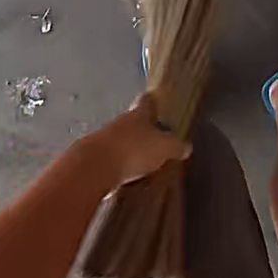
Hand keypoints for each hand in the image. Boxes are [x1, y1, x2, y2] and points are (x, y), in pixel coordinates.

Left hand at [76, 93, 191, 187]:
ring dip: (128, 148)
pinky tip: (124, 176)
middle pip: (132, 120)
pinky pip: (109, 159)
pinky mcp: (91, 160)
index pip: (147, 101)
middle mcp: (120, 122)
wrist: (91, 169)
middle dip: (142, 128)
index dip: (153, 101)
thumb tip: (187, 147)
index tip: (157, 101)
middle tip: (154, 137)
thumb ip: (175, 147)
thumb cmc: (133, 150)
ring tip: (141, 161)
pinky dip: (117, 165)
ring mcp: (103, 139)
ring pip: (120, 139)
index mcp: (138, 114)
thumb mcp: (164, 148)